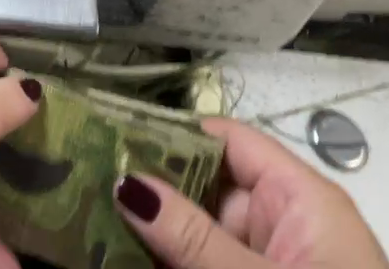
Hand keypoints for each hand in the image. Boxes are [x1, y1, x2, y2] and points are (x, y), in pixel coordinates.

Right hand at [112, 117, 388, 268]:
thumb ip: (192, 236)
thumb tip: (125, 181)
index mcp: (300, 196)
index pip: (224, 138)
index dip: (170, 132)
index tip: (110, 132)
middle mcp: (283, 221)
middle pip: (204, 185)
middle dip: (150, 186)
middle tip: (87, 178)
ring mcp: (269, 261)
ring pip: (198, 231)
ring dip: (151, 230)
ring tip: (90, 214)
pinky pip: (204, 262)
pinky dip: (168, 260)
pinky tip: (118, 252)